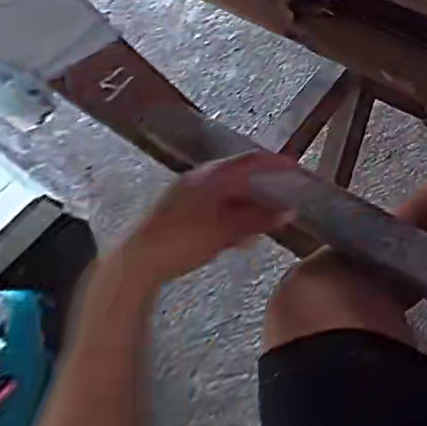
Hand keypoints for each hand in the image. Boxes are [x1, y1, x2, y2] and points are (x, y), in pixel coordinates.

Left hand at [109, 152, 297, 288]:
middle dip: (261, 190)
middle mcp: (197, 178)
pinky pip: (210, 208)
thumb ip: (259, 220)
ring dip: (244, 208)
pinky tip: (233, 238)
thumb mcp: (227, 230)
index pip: (251, 160)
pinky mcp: (173, 214)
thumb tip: (287, 214)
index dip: (275, 163)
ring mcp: (183, 195)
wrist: (132, 266)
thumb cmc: (182, 241)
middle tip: (280, 198)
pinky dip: (227, 217)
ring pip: (224, 195)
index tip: (294, 166)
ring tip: (258, 226)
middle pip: (238, 177)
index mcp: (212, 175)